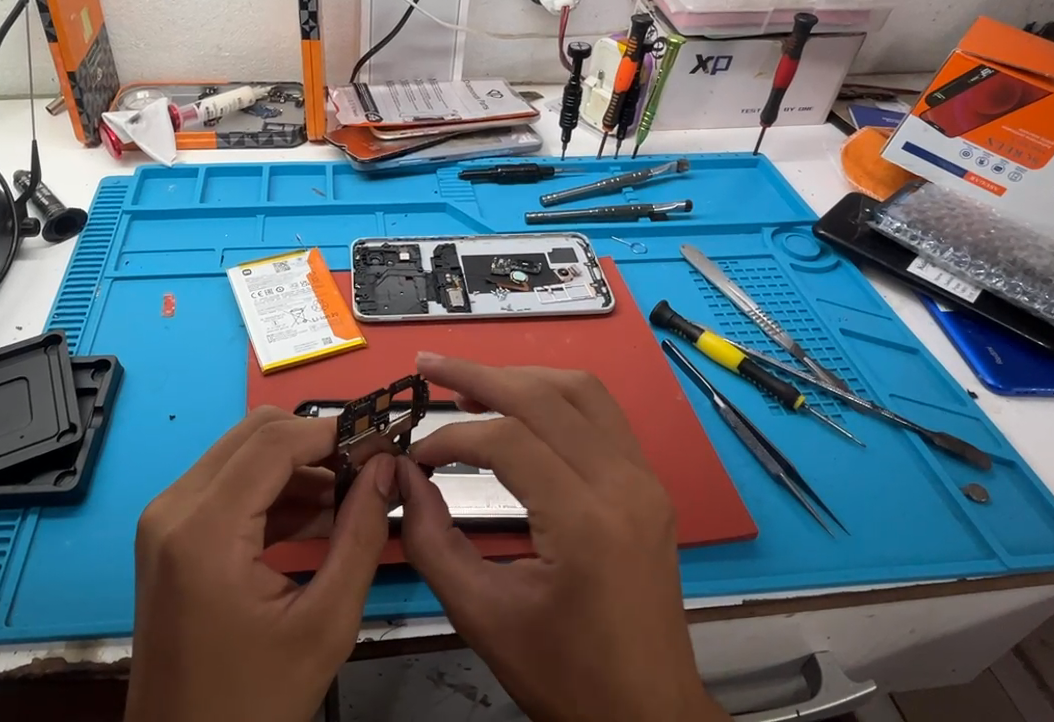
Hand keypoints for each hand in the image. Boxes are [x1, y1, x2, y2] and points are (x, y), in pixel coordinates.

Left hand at [127, 406, 397, 721]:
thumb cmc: (256, 700)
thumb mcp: (325, 623)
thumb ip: (361, 536)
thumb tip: (387, 468)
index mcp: (204, 530)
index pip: (275, 442)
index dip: (332, 431)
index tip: (381, 441)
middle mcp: (174, 508)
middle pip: (255, 434)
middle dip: (316, 442)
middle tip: (368, 467)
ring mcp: (166, 519)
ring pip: (242, 453)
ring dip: (298, 465)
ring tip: (353, 494)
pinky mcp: (171, 534)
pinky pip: (229, 485)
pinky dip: (275, 490)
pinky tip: (321, 516)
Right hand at [399, 354, 727, 721]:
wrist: (649, 714)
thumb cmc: (565, 676)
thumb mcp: (482, 615)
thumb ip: (431, 539)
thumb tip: (403, 475)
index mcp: (585, 521)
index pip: (507, 440)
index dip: (452, 437)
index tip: (416, 455)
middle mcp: (624, 484)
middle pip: (544, 395)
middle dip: (479, 375)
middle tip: (430, 366)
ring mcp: (645, 479)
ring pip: (581, 390)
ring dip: (522, 376)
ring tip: (471, 383)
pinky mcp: (650, 483)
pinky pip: (603, 413)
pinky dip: (555, 395)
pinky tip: (521, 404)